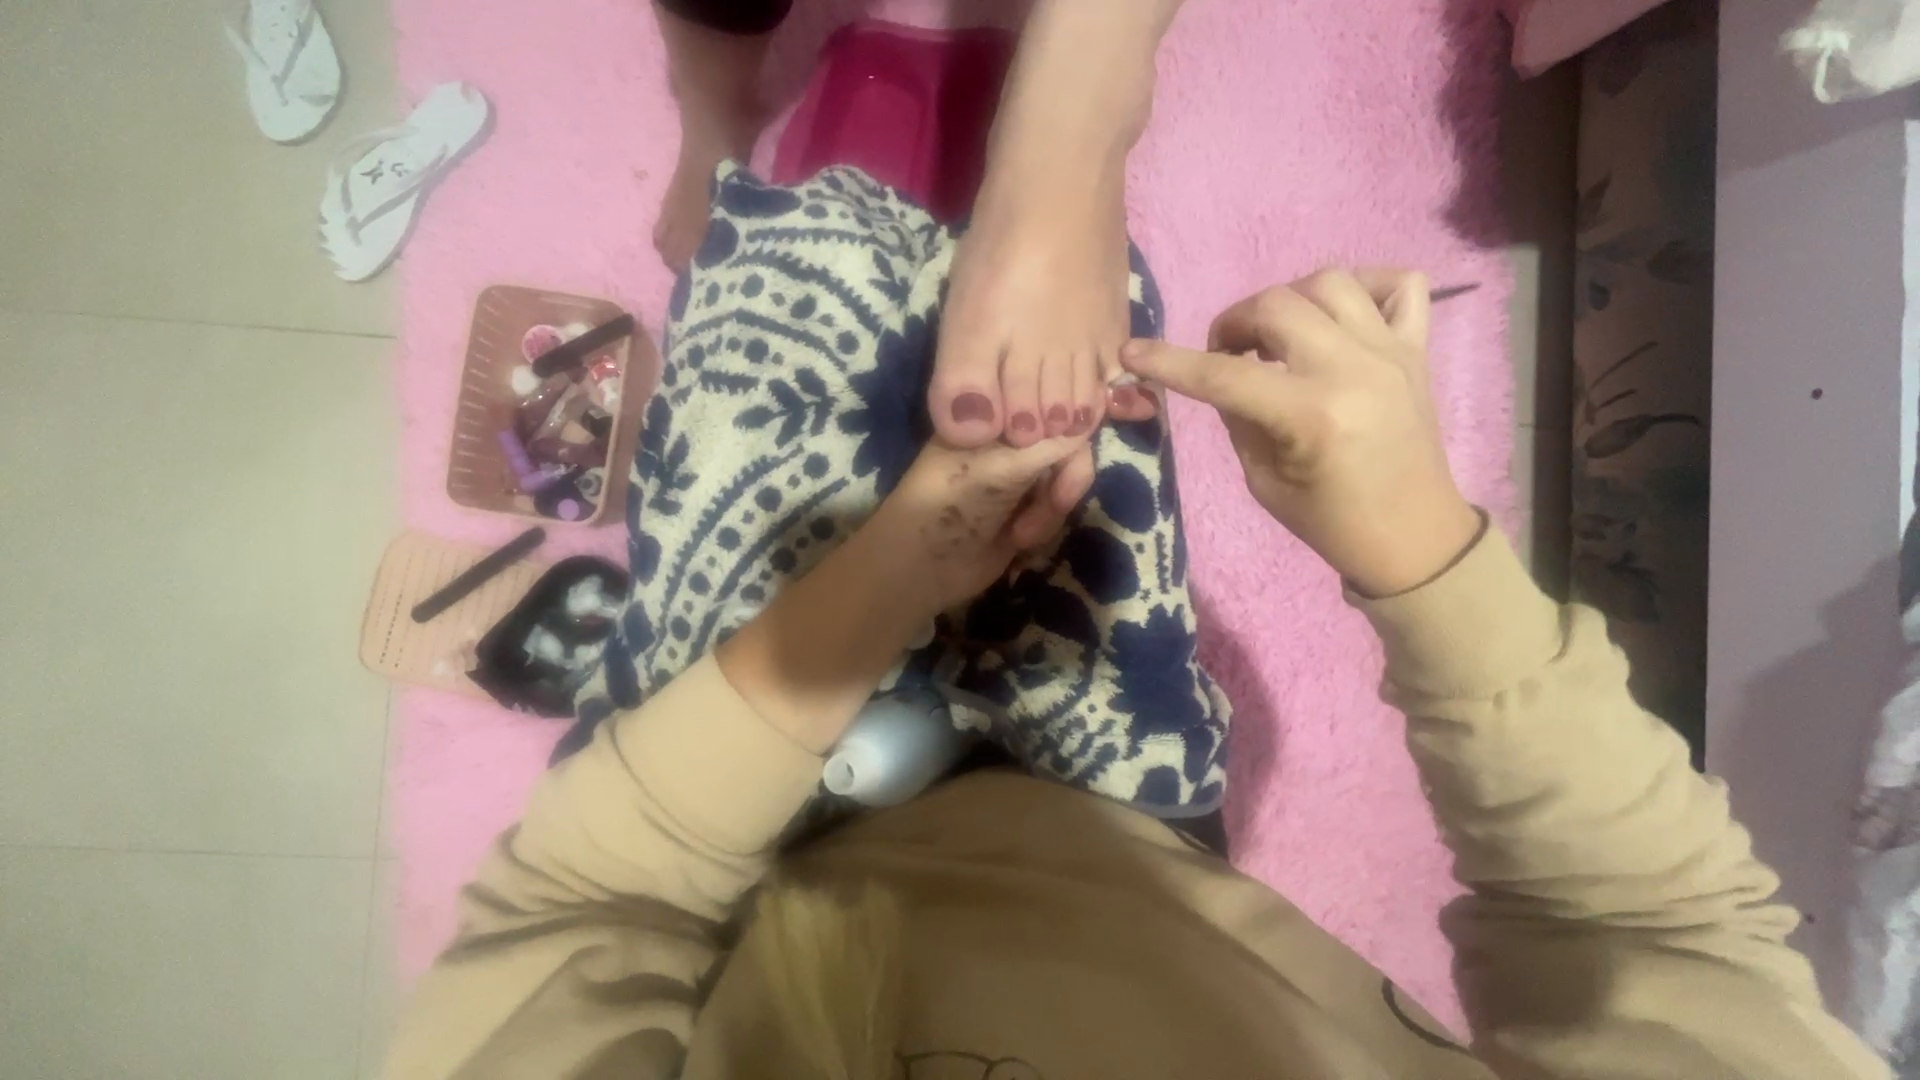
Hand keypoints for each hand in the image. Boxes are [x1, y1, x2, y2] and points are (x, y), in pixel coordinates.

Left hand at [866, 434, 1091, 617]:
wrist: (926, 565)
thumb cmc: (954, 502)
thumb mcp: (1003, 465)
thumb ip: (1052, 445)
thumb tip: (1088, 426)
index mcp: (995, 416)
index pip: (1052, 407)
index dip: (1070, 430)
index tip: (1071, 456)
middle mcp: (1009, 441)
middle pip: (1068, 447)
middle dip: (1065, 481)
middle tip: (1056, 503)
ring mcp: (1018, 479)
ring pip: (1066, 483)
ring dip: (1051, 511)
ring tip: (1022, 535)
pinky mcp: (1024, 513)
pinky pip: (1057, 512)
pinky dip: (1046, 527)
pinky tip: (1019, 542)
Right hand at [1117, 268, 1481, 596]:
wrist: (1411, 535)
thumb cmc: (1326, 520)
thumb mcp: (1262, 478)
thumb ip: (1238, 416)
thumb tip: (1219, 374)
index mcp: (1311, 416)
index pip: (1225, 376)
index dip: (1169, 361)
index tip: (1133, 351)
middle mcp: (1353, 370)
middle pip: (1276, 306)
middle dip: (1233, 323)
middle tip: (1226, 353)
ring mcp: (1392, 352)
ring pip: (1330, 281)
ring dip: (1287, 300)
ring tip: (1277, 334)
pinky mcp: (1417, 348)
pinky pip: (1400, 283)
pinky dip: (1364, 287)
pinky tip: (1338, 317)